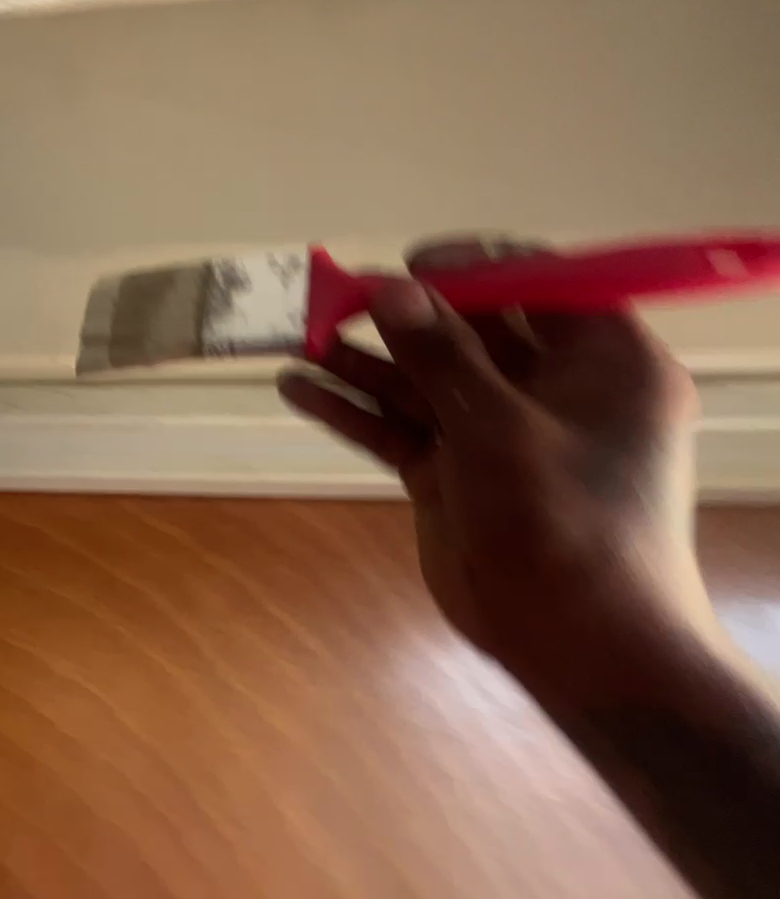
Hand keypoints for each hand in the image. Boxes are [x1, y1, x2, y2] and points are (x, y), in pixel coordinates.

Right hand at [278, 238, 721, 688]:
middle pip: (461, 334)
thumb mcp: (501, 429)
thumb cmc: (565, 523)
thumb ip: (441, 357)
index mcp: (602, 366)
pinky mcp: (446, 468)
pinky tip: (298, 390)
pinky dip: (348, 409)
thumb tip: (390, 287)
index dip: (475, 268)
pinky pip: (392, 425)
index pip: (542, 288)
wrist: (569, 636)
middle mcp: (545, 391)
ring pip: (416, 381)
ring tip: (296, 342)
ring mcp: (490, 432)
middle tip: (329, 300)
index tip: (407, 262)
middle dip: (396, 318)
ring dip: (359, 363)